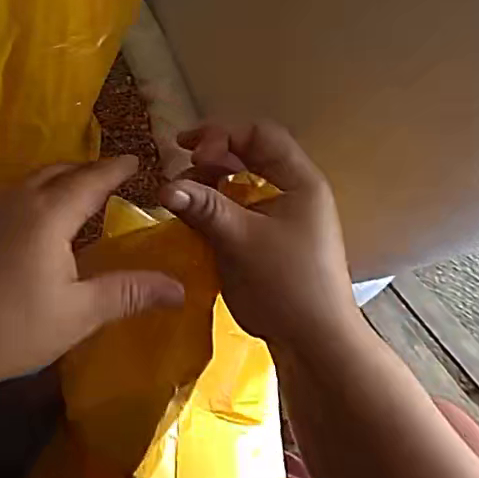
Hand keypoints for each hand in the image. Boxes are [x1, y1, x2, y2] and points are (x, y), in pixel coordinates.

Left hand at [0, 155, 184, 400]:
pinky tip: (36, 223)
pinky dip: (35, 196)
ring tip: (77, 194)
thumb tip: (180, 288)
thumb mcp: (79, 313)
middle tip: (111, 176)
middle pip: (58, 172)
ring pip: (30, 182)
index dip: (116, 168)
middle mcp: (16, 202)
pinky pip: (11, 197)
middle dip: (87, 169)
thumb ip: (129, 293)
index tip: (135, 160)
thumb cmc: (12, 330)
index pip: (91, 179)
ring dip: (58, 181)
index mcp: (47, 214)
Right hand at [158, 121, 358, 348]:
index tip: (189, 151)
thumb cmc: (287, 284)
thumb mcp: (242, 240)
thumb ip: (204, 207)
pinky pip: (236, 211)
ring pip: (239, 184)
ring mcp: (279, 217)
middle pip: (248, 155)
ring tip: (181, 198)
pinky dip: (212, 209)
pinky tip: (191, 218)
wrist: (314, 342)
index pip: (259, 135)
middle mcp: (291, 191)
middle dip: (211, 158)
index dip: (222, 135)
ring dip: (208, 185)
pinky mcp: (265, 240)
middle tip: (181, 173)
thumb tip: (164, 186)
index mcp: (299, 181)